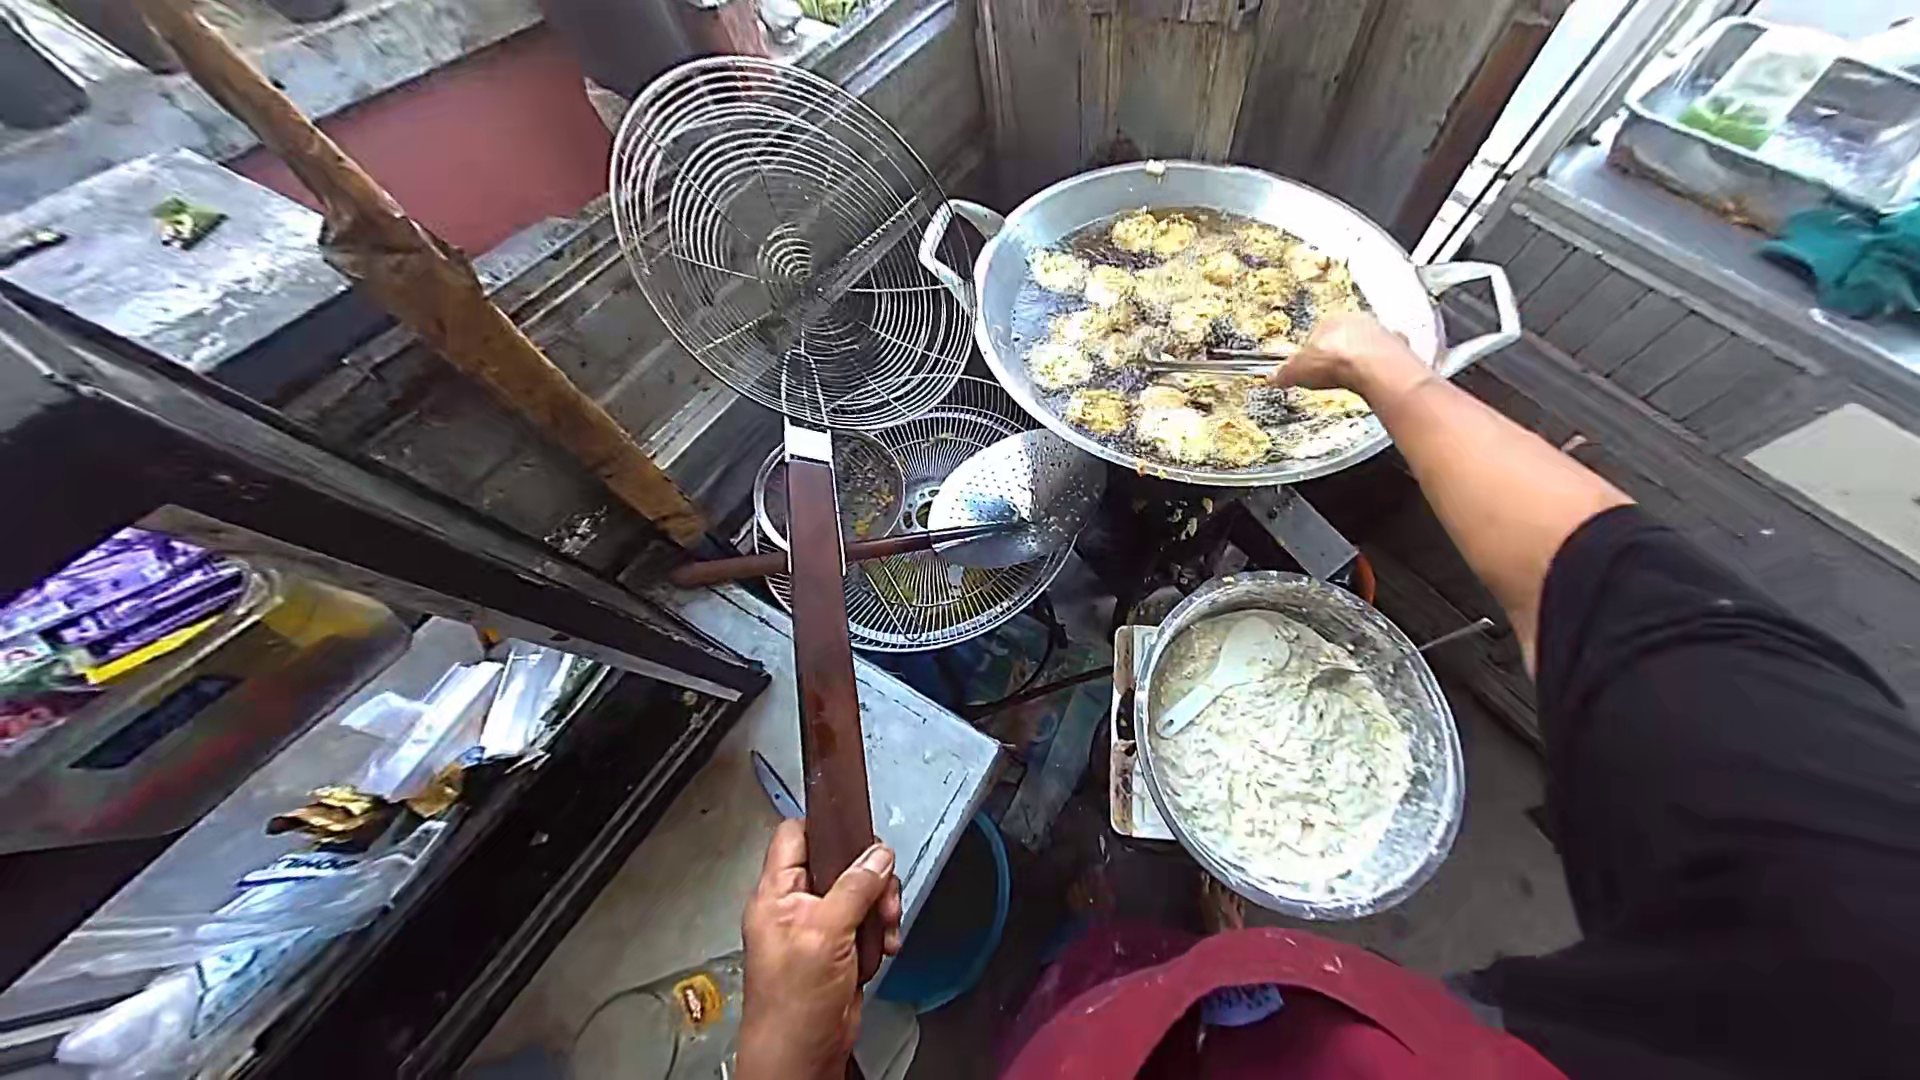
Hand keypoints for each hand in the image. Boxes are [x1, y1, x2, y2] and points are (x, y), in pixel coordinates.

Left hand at [737, 820, 902, 1079]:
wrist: (804, 1060)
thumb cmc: (792, 1005)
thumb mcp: (825, 934)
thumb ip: (854, 888)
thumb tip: (878, 855)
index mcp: (777, 892)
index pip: (794, 835)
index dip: (822, 826)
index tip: (854, 830)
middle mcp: (797, 903)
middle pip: (839, 859)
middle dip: (868, 874)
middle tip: (881, 893)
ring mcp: (819, 922)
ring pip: (860, 887)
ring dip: (880, 903)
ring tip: (886, 924)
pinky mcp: (840, 942)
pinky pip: (868, 916)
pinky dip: (882, 926)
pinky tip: (885, 943)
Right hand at [1269, 312, 1431, 400]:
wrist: (1374, 369)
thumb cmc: (1334, 362)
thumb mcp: (1296, 371)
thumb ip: (1284, 373)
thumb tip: (1273, 377)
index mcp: (1330, 320)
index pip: (1315, 335)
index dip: (1310, 353)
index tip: (1308, 368)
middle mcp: (1357, 319)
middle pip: (1342, 338)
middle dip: (1336, 355)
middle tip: (1328, 375)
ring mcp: (1380, 331)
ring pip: (1364, 346)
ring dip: (1357, 361)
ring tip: (1348, 381)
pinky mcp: (1398, 347)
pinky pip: (1384, 358)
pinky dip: (1377, 368)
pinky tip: (1369, 381)